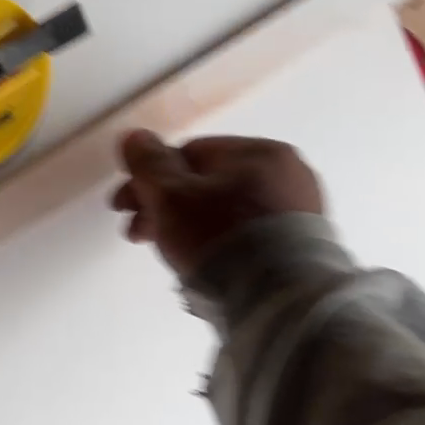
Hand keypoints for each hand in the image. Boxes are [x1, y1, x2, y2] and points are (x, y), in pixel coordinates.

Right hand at [110, 131, 324, 275]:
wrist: (273, 287)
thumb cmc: (215, 234)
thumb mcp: (170, 196)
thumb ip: (149, 164)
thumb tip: (133, 136)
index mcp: (256, 151)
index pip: (187, 153)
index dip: (147, 180)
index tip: (123, 209)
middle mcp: (285, 168)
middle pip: (205, 180)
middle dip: (163, 204)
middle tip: (138, 235)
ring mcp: (297, 202)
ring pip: (222, 204)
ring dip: (185, 221)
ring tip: (167, 248)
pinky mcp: (300, 235)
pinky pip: (243, 226)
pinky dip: (214, 235)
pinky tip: (200, 255)